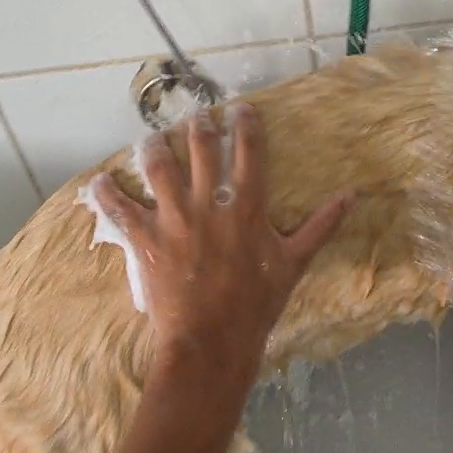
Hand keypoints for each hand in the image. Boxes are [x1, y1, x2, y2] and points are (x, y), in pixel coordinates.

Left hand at [92, 104, 351, 383]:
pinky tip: (99, 181)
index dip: (246, 123)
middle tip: (198, 115)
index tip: (242, 108)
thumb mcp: (295, 263)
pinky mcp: (146, 241)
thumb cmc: (256, 303)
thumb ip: (322, 225)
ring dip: (155, 145)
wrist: (211, 344)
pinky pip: (121, 210)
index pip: (249, 150)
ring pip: (159, 167)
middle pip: (202, 148)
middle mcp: (209, 203)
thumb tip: (353, 195)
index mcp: (247, 205)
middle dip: (199, 125)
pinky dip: (107, 194)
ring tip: (154, 137)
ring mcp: (174, 219)